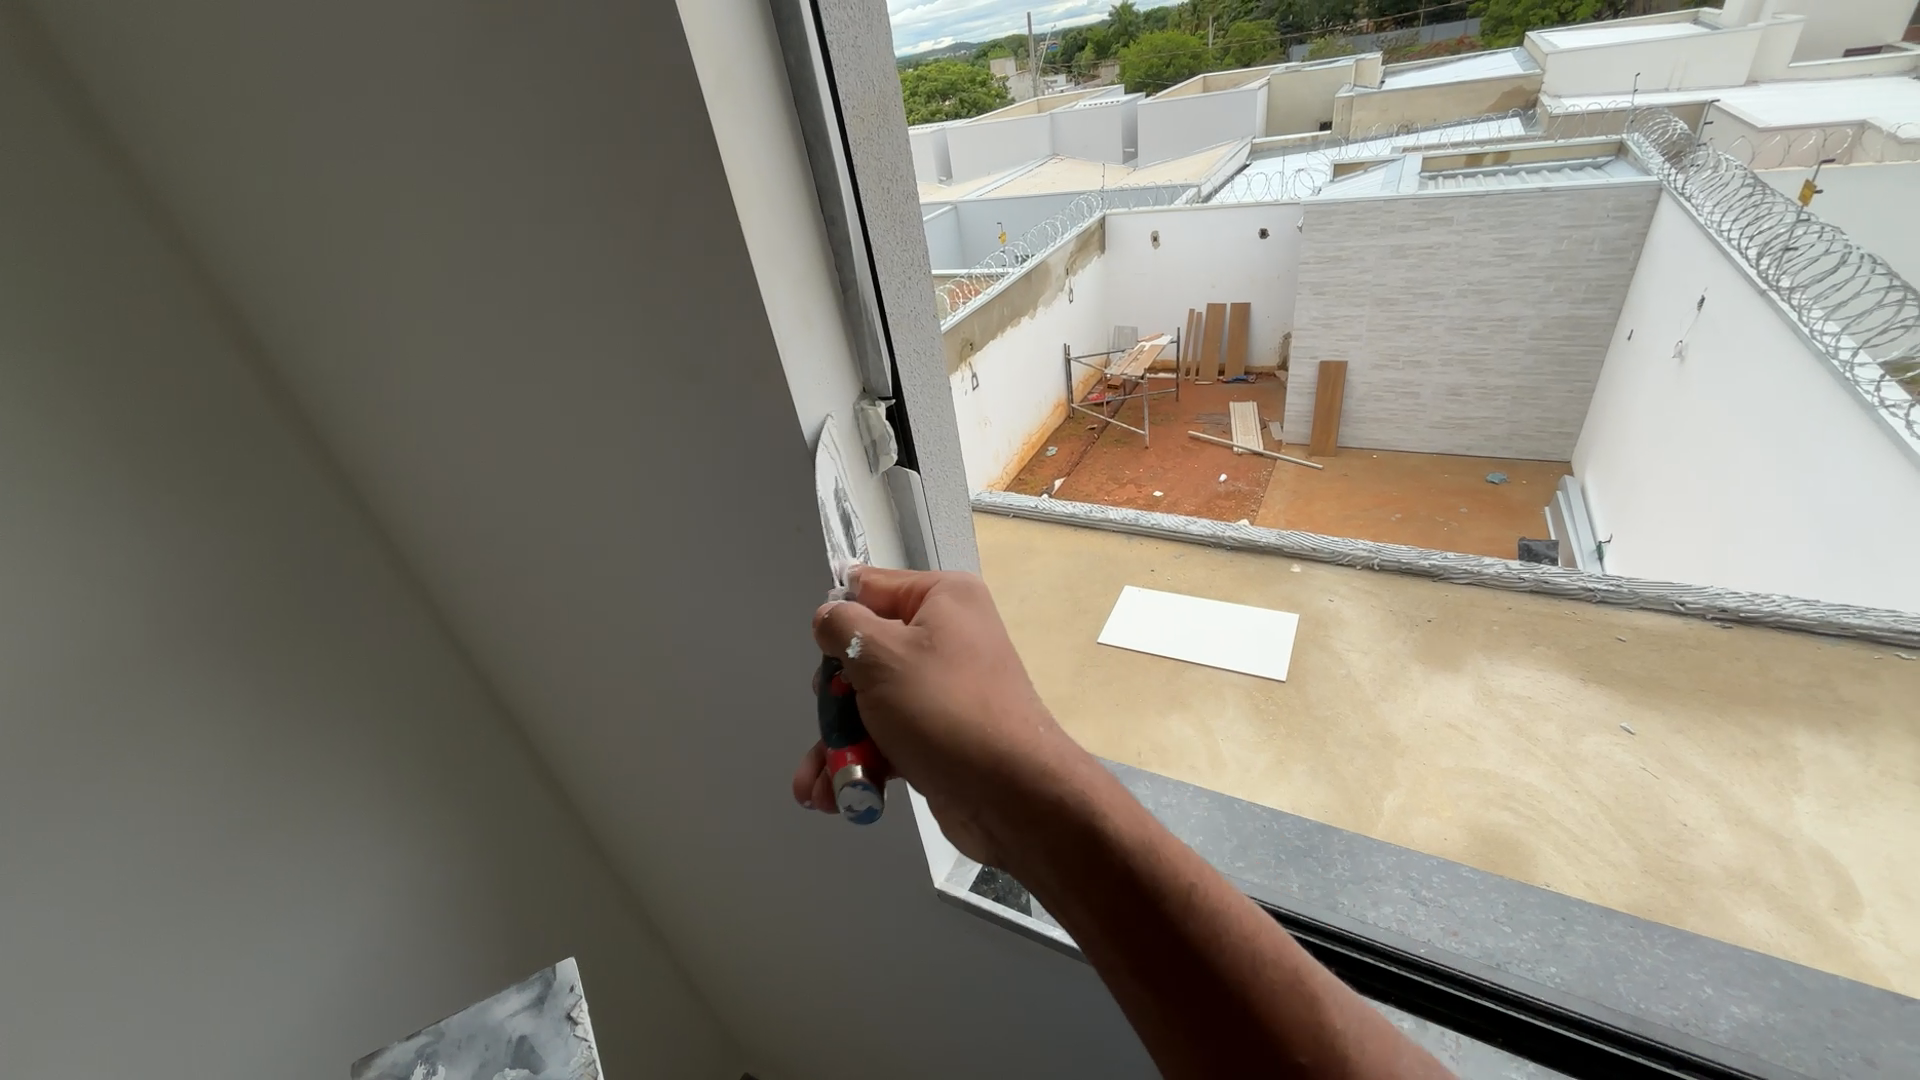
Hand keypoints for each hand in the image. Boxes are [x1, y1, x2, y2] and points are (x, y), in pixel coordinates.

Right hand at [793, 566, 1092, 865]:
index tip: (818, 651)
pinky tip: (835, 796)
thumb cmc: (944, 709)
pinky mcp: (940, 733)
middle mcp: (947, 635)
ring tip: (814, 784)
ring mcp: (944, 688)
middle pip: (866, 652)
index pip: (871, 587)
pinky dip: (862, 762)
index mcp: (943, 598)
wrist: (1012, 795)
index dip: (838, 618)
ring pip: (872, 702)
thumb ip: (842, 626)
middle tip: (828, 719)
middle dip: (834, 696)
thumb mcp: (881, 654)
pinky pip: (889, 736)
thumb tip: (829, 616)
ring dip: (839, 742)